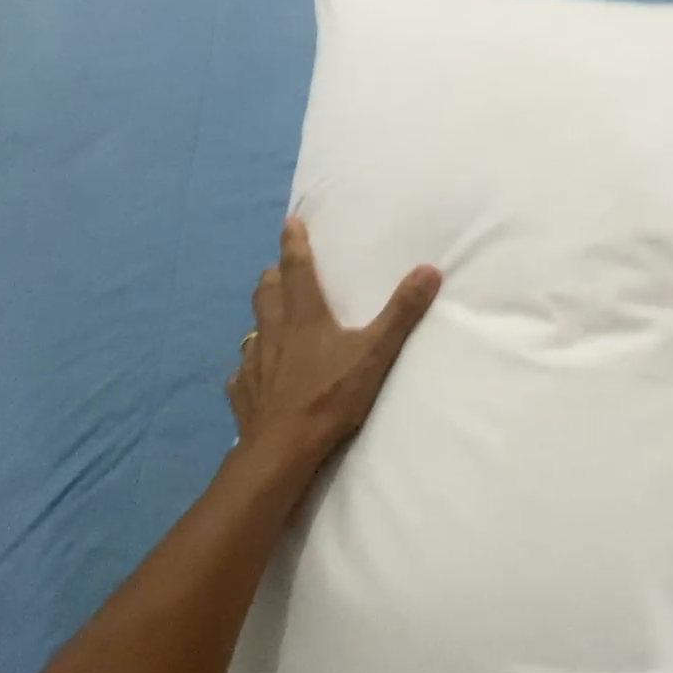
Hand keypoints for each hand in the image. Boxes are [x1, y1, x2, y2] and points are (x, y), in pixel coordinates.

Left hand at [228, 217, 440, 478]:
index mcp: (304, 316)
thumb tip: (429, 270)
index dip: (294, 243)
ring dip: (263, 315)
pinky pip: (243, 371)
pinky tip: (256, 373)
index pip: (296, 268)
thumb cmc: (330, 395)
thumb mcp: (375, 353)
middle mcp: (274, 331)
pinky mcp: (243, 392)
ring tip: (272, 316)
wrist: (282, 450)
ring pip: (253, 327)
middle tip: (281, 269)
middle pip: (266, 292)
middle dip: (274, 275)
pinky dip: (251, 364)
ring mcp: (254, 363)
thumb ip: (401, 313)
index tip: (290, 223)